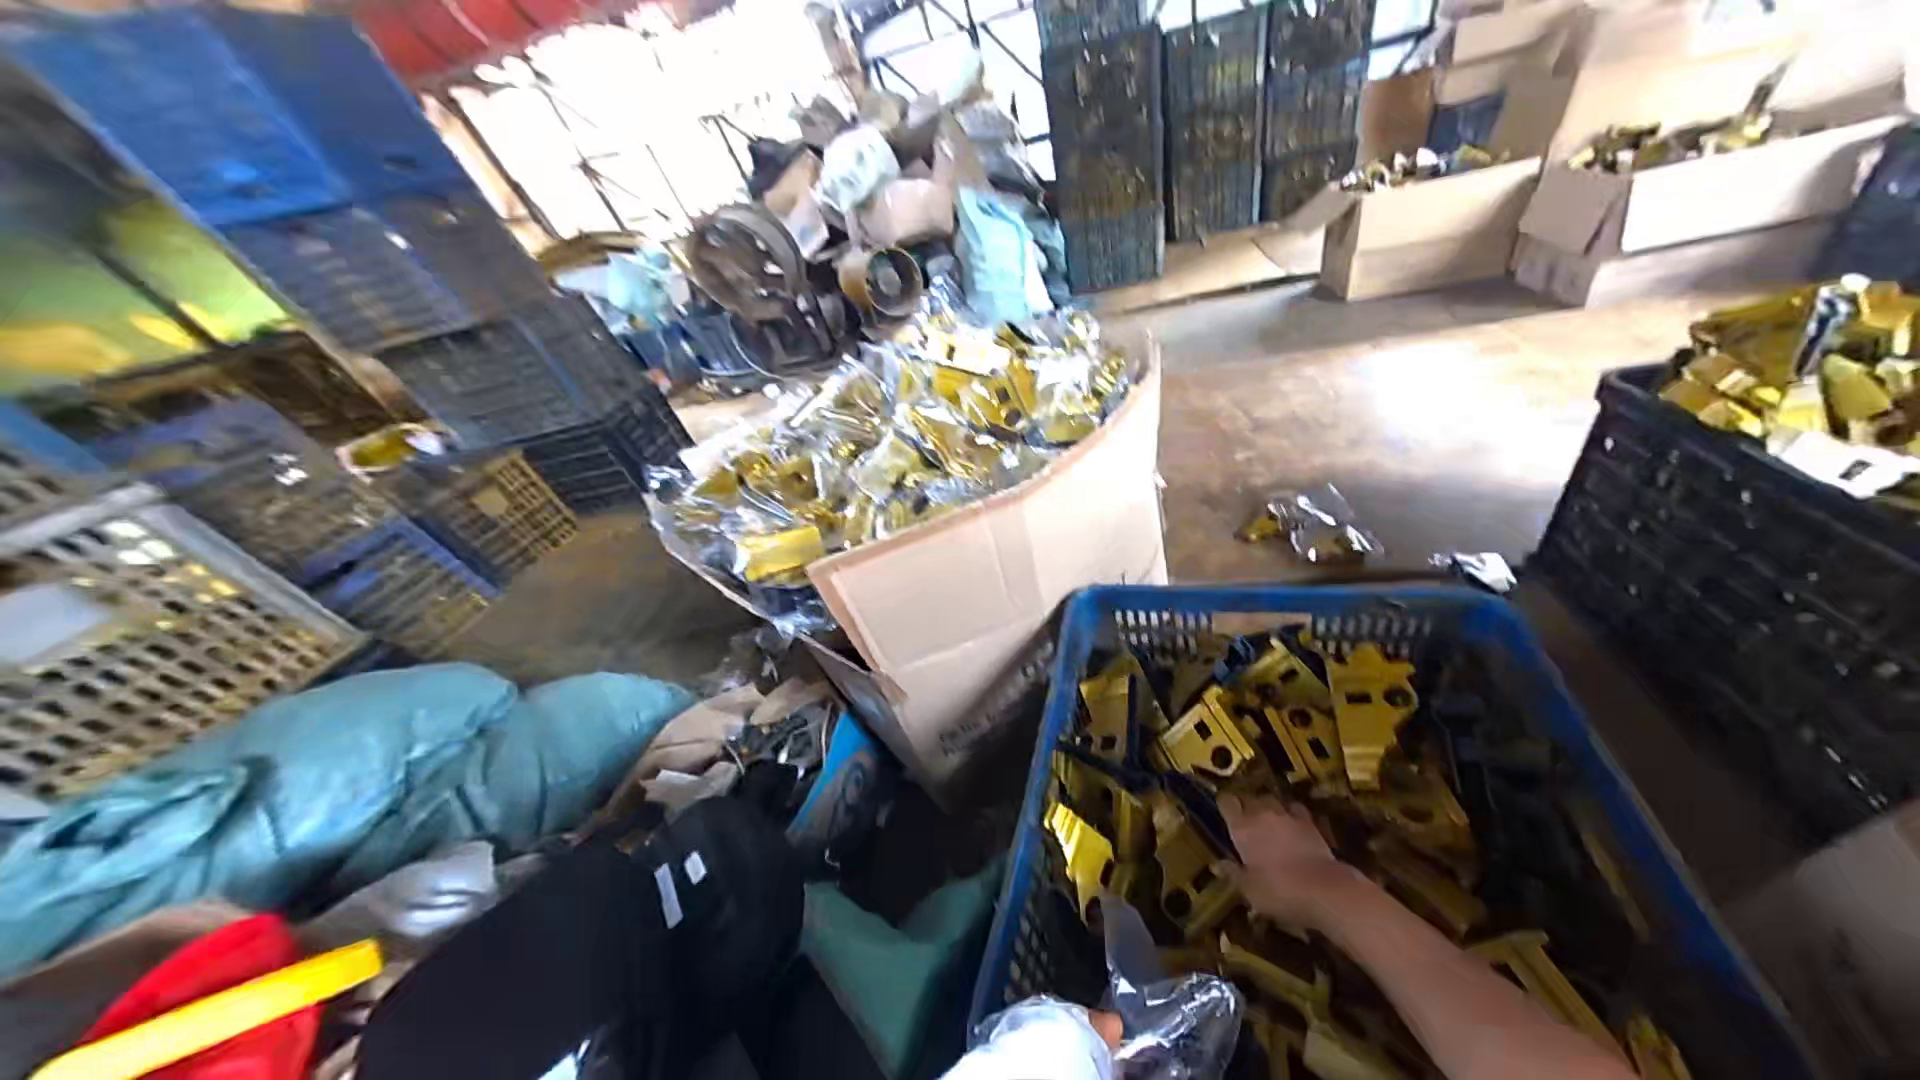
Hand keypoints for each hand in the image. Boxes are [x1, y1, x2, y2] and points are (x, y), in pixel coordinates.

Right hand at [1218, 794, 1363, 928]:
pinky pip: (1296, 809)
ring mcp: (1287, 816)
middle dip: (1247, 806)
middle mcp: (1261, 814)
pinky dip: (1292, 814)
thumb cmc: (1280, 891)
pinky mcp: (1310, 823)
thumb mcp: (1250, 890)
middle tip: (1247, 821)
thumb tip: (1219, 865)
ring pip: (1272, 800)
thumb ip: (1233, 874)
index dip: (1225, 805)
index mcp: (1241, 828)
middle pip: (1249, 797)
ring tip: (1270, 819)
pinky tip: (1294, 824)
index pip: (1227, 802)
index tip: (1225, 813)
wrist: (1325, 890)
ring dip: (1269, 807)